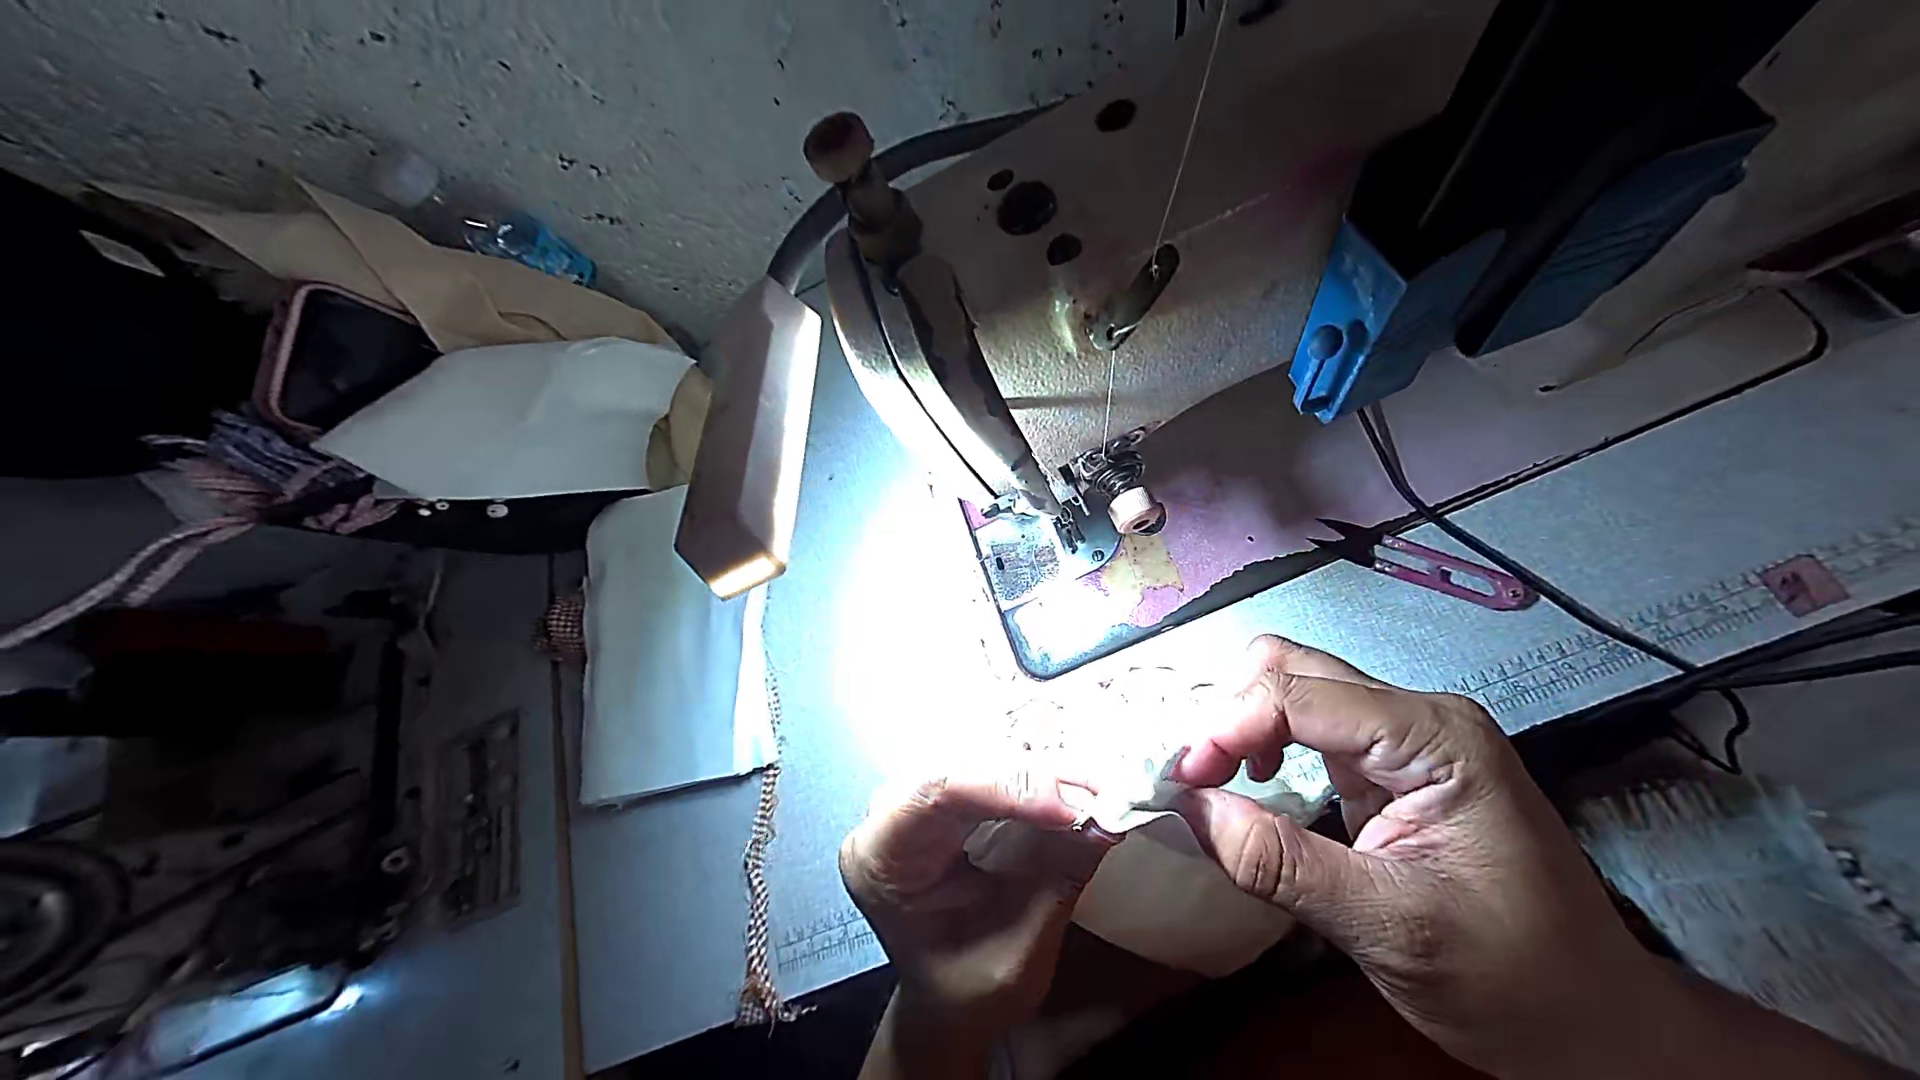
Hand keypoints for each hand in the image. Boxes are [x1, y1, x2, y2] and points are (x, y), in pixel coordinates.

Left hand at [841, 771, 1113, 1077]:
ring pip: (982, 758)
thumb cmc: (965, 991)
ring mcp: (916, 796)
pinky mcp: (947, 793)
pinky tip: (1074, 787)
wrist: (944, 1000)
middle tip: (1101, 792)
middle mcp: (888, 812)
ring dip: (1043, 772)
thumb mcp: (1016, 957)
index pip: (934, 793)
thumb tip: (1108, 820)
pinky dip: (1038, 778)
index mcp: (880, 857)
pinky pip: (992, 769)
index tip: (1069, 808)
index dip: (1005, 787)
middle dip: (1034, 777)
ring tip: (1096, 789)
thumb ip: (1057, 882)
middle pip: (963, 766)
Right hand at [1168, 636, 1682, 1077]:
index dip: (1227, 728)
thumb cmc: (1515, 981)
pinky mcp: (1385, 757)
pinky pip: (1302, 719)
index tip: (1185, 780)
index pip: (1297, 694)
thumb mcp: (1390, 928)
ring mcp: (1402, 732)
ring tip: (1217, 775)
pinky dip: (1259, 737)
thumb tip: (1191, 809)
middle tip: (1197, 775)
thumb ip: (1280, 863)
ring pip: (1290, 683)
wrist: (1595, 1026)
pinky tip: (1252, 776)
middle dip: (1229, 713)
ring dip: (1239, 721)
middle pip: (1290, 668)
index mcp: (1432, 736)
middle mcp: (1416, 714)